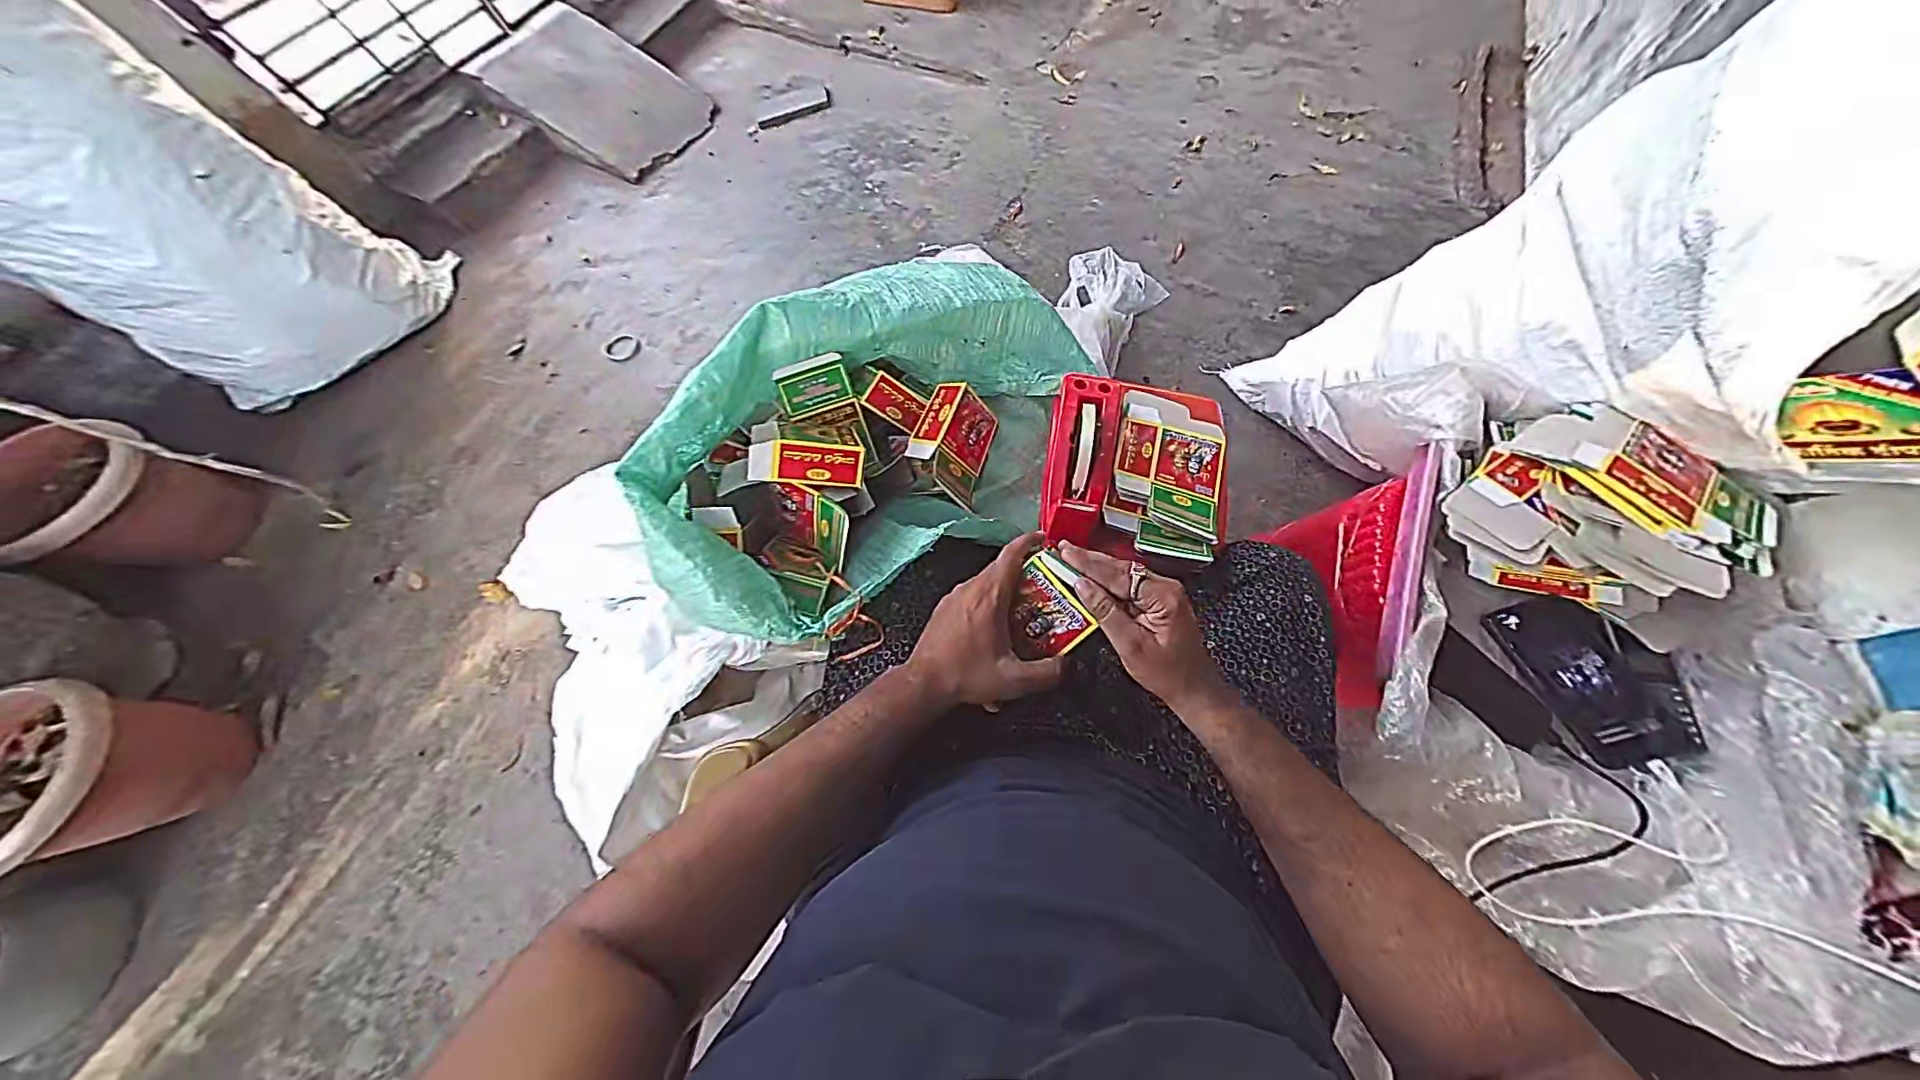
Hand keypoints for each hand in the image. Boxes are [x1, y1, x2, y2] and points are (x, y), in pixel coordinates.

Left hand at [898, 533, 1067, 709]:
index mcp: (988, 596)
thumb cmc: (962, 676)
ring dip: (1007, 590)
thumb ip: (1048, 673)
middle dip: (1026, 573)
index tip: (1044, 539)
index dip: (1030, 542)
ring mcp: (955, 597)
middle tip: (1045, 587)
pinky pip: (973, 595)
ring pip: (987, 582)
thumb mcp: (1014, 680)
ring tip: (1024, 611)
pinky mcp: (946, 608)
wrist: (924, 683)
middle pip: (1002, 568)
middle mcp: (970, 590)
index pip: (1011, 554)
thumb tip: (1066, 666)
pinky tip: (996, 628)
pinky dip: (989, 602)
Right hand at [1056, 541, 1232, 711]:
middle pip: (1120, 568)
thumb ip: (1105, 612)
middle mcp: (1166, 588)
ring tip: (1072, 557)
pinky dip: (1108, 580)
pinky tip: (1092, 577)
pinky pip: (1129, 585)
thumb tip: (1083, 586)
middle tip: (1063, 549)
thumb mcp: (1130, 645)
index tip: (1065, 553)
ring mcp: (1164, 592)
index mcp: (1162, 596)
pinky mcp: (1159, 600)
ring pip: (1124, 574)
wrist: (1194, 688)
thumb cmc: (1167, 673)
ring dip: (1097, 567)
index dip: (1087, 563)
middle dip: (1089, 559)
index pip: (1117, 574)